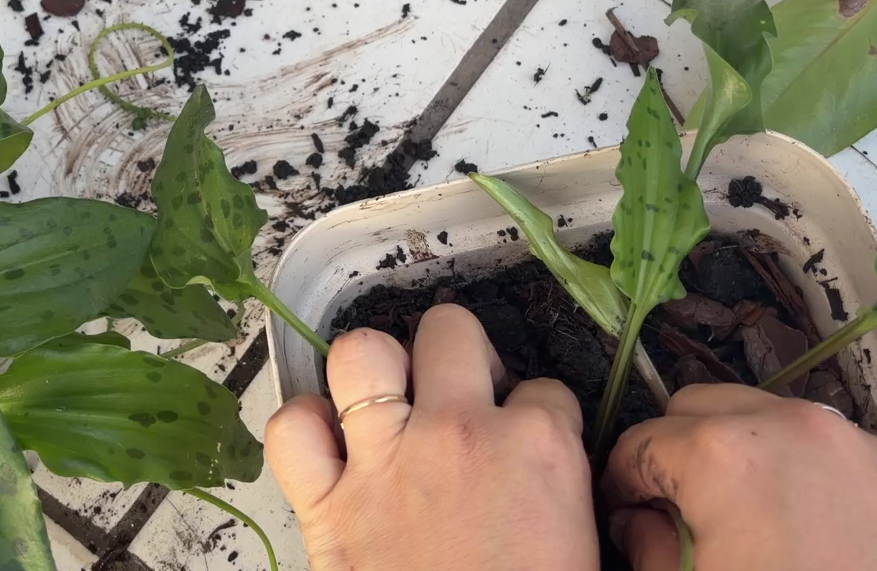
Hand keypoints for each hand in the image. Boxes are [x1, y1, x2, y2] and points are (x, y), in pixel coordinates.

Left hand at [264, 304, 597, 570]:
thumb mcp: (584, 564)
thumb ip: (570, 508)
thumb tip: (558, 483)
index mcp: (538, 453)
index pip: (547, 391)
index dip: (541, 417)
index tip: (534, 444)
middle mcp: (457, 432)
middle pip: (450, 329)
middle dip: (460, 352)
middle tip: (460, 395)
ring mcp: (382, 459)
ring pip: (362, 350)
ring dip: (374, 369)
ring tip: (388, 402)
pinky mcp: (324, 504)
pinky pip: (292, 428)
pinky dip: (304, 430)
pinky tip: (327, 449)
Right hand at [603, 384, 876, 570]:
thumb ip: (645, 547)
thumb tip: (643, 521)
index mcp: (718, 451)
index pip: (639, 445)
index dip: (626, 485)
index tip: (633, 517)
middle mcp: (784, 425)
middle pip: (697, 408)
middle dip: (680, 452)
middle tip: (691, 513)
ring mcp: (859, 444)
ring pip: (768, 421)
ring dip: (746, 456)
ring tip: (764, 523)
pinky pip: (838, 453)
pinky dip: (814, 477)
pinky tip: (831, 539)